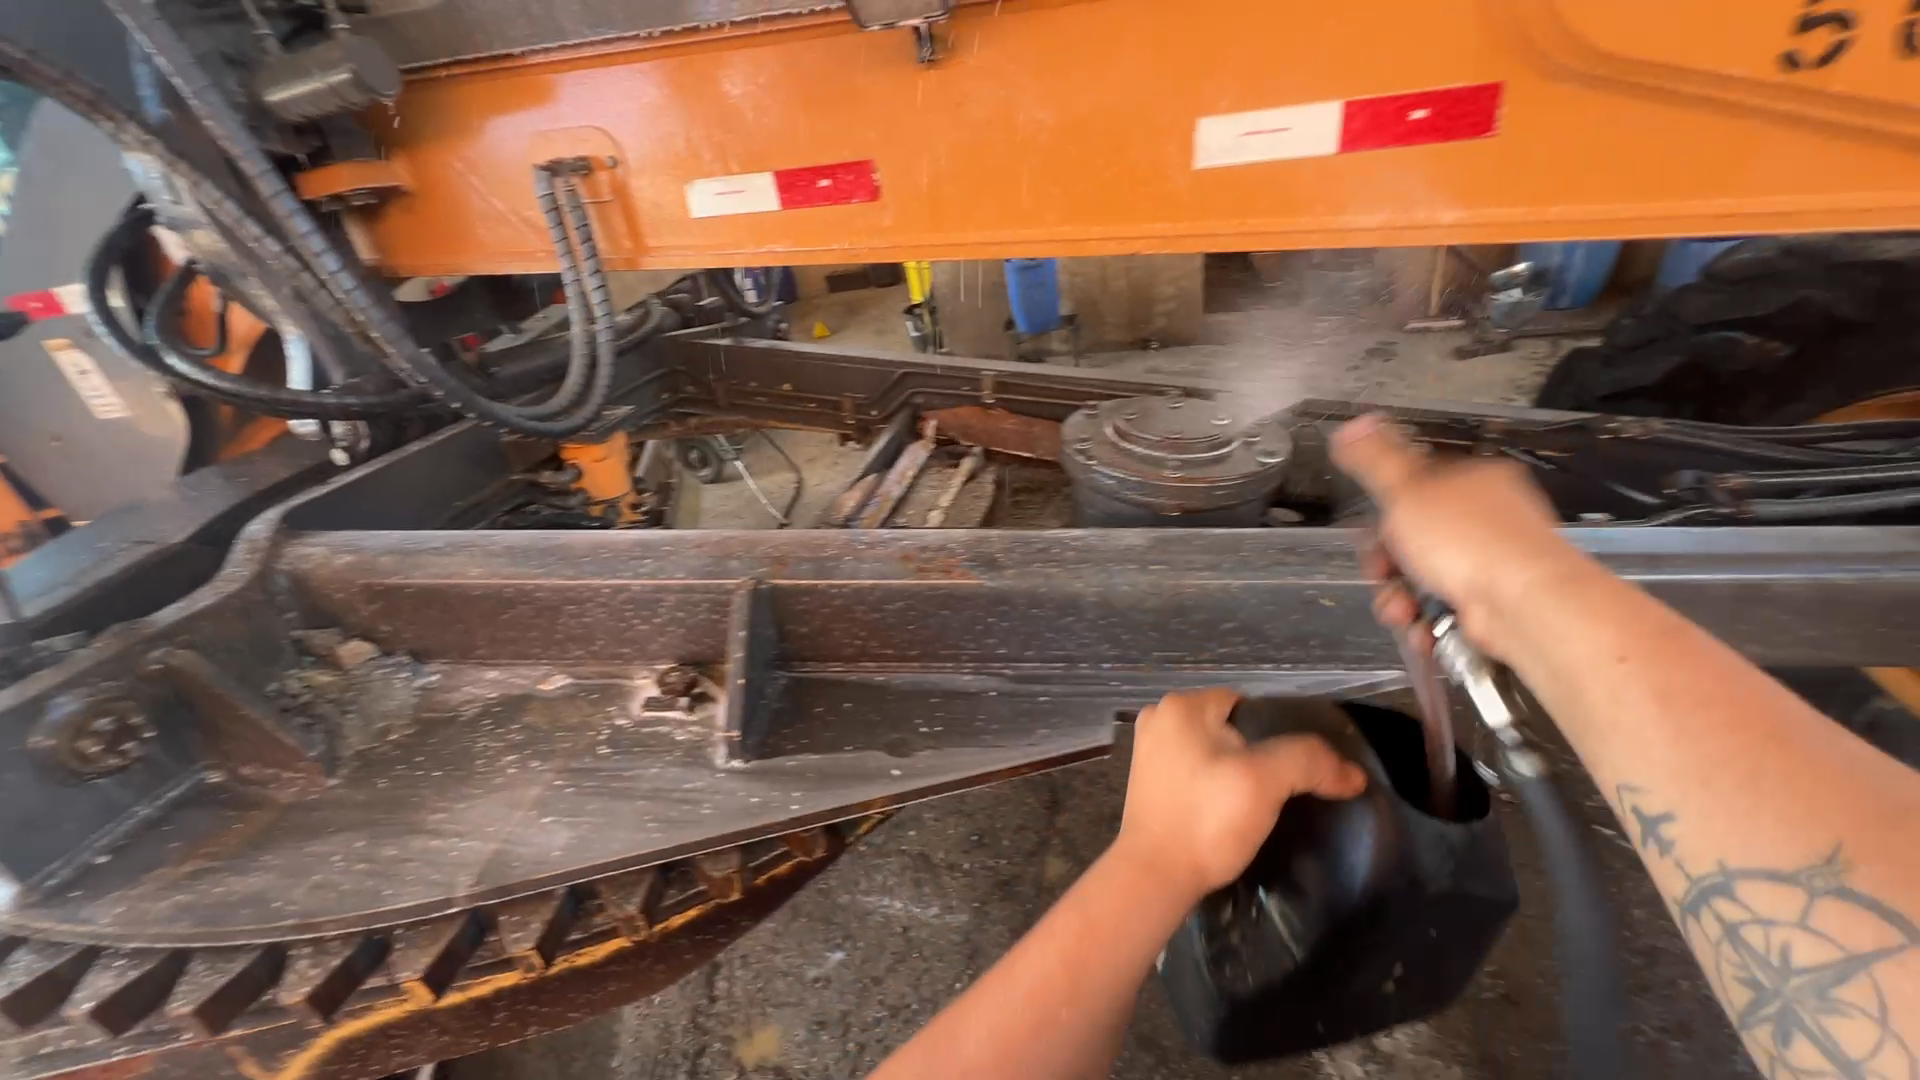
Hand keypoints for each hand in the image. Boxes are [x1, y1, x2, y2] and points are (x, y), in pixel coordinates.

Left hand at [1114, 688, 1366, 900]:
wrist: (1156, 876)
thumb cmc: (1207, 819)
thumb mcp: (1264, 781)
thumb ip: (1309, 762)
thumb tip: (1353, 773)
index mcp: (1180, 705)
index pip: (1246, 705)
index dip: (1275, 734)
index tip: (1293, 769)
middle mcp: (1158, 718)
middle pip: (1230, 728)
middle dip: (1256, 754)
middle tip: (1278, 789)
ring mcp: (1148, 750)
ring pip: (1214, 751)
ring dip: (1236, 772)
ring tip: (1257, 803)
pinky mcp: (1149, 781)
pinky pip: (1195, 771)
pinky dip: (1214, 786)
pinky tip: (1228, 811)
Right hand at [1331, 413, 1596, 659]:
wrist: (1525, 606)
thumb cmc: (1469, 541)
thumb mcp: (1407, 491)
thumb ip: (1374, 461)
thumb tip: (1353, 424)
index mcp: (1472, 482)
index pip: (1414, 490)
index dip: (1383, 514)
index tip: (1369, 532)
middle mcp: (1485, 520)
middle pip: (1412, 540)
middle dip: (1386, 565)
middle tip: (1381, 572)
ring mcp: (1489, 563)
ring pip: (1421, 579)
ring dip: (1399, 598)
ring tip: (1403, 610)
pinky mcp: (1490, 604)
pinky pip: (1441, 611)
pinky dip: (1425, 623)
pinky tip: (1422, 627)